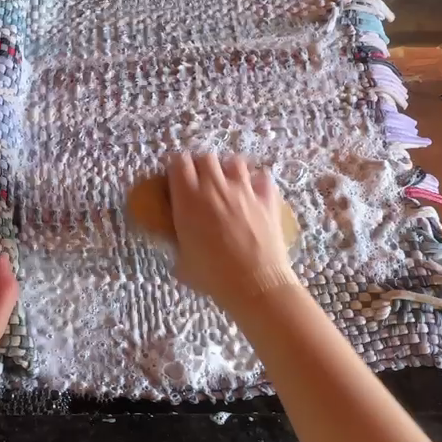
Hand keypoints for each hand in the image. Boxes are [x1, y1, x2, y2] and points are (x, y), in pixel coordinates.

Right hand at [165, 152, 299, 307]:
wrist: (255, 284)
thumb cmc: (213, 275)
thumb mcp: (182, 260)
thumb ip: (176, 240)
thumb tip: (174, 237)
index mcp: (188, 198)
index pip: (178, 162)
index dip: (176, 168)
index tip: (176, 180)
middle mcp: (215, 186)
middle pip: (206, 157)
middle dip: (201, 166)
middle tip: (201, 183)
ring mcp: (244, 190)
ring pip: (234, 162)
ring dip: (228, 170)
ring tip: (228, 184)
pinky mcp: (267, 199)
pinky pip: (262, 177)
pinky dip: (257, 182)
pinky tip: (254, 193)